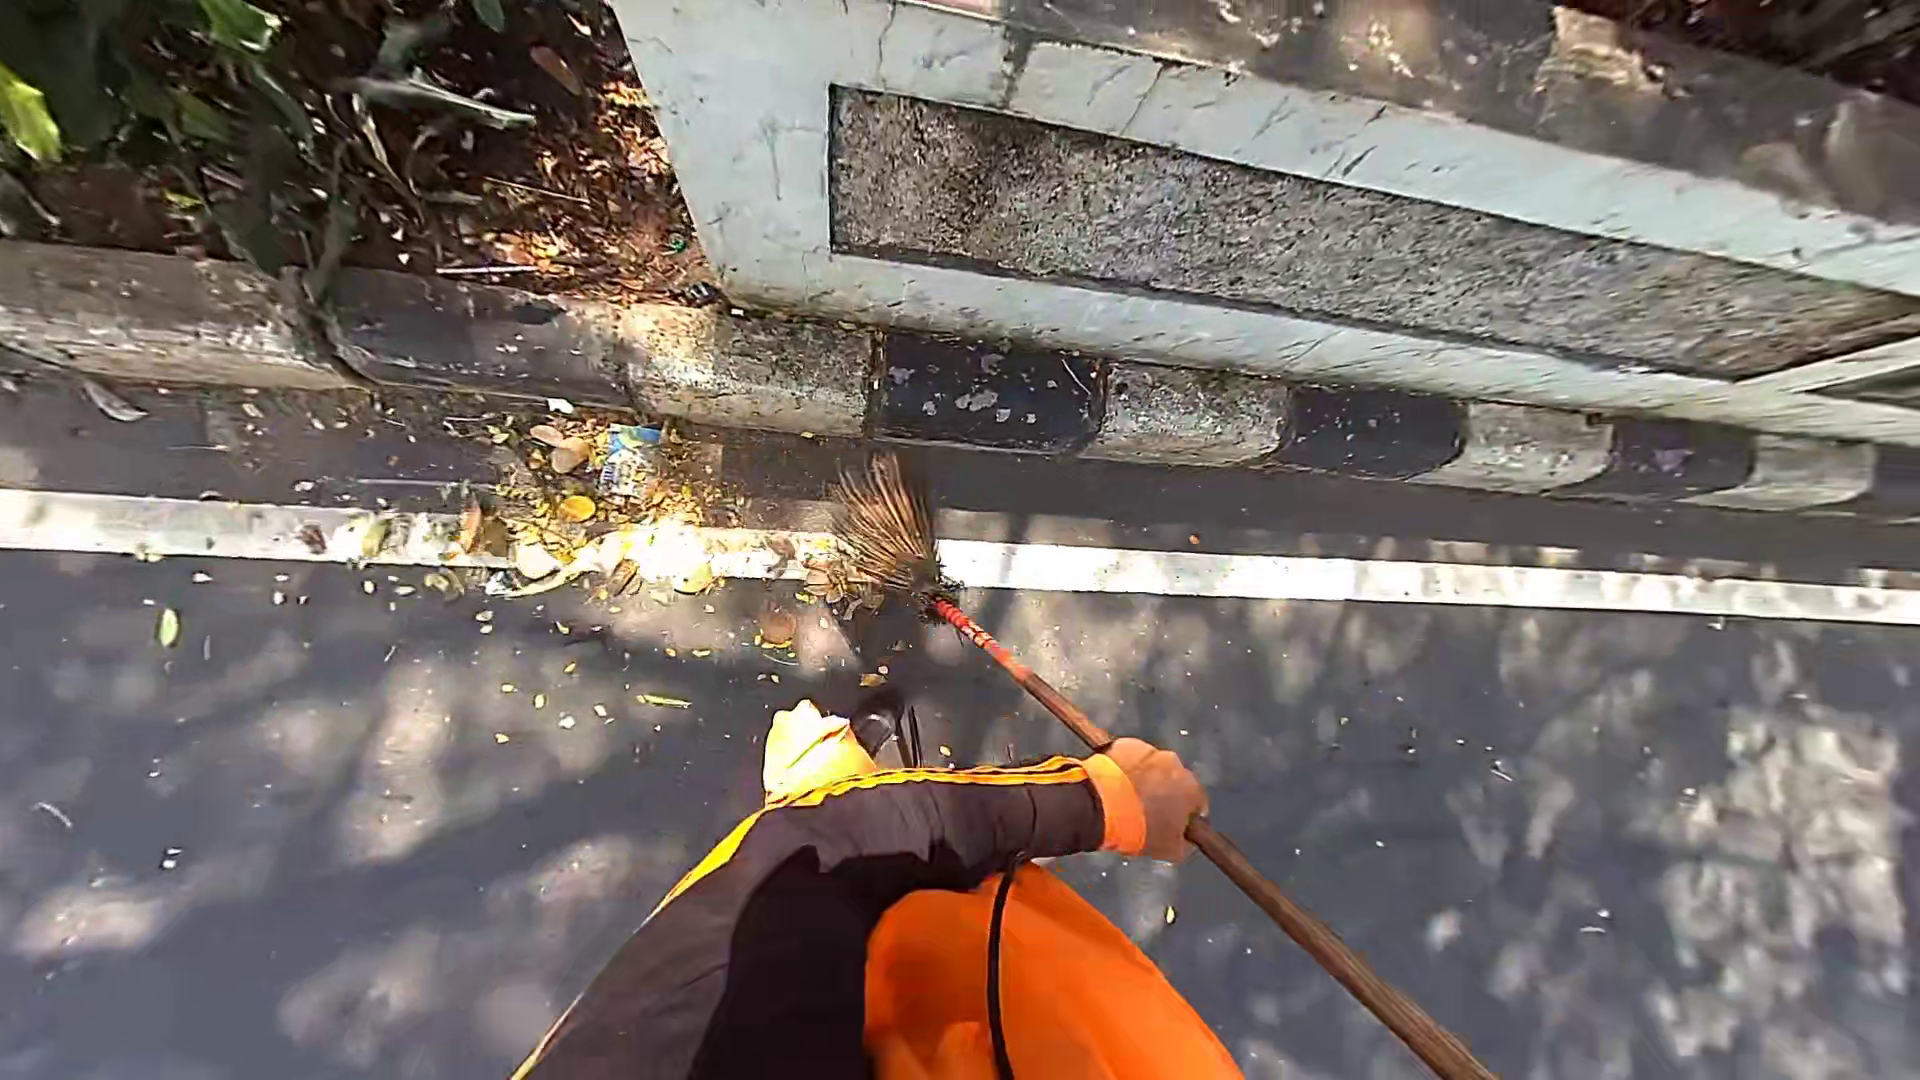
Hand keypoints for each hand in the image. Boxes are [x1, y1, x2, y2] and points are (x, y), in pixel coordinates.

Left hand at [1101, 737, 1208, 862]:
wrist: (1103, 804)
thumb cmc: (1140, 828)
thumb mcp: (1171, 849)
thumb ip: (1184, 841)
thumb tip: (1184, 837)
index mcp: (1191, 788)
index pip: (1196, 801)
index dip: (1185, 812)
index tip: (1173, 820)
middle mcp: (1174, 764)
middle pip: (1174, 778)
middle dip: (1165, 790)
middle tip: (1147, 806)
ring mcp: (1149, 750)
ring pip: (1152, 765)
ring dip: (1145, 776)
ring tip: (1128, 793)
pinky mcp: (1126, 743)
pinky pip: (1131, 755)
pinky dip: (1126, 765)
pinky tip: (1116, 780)